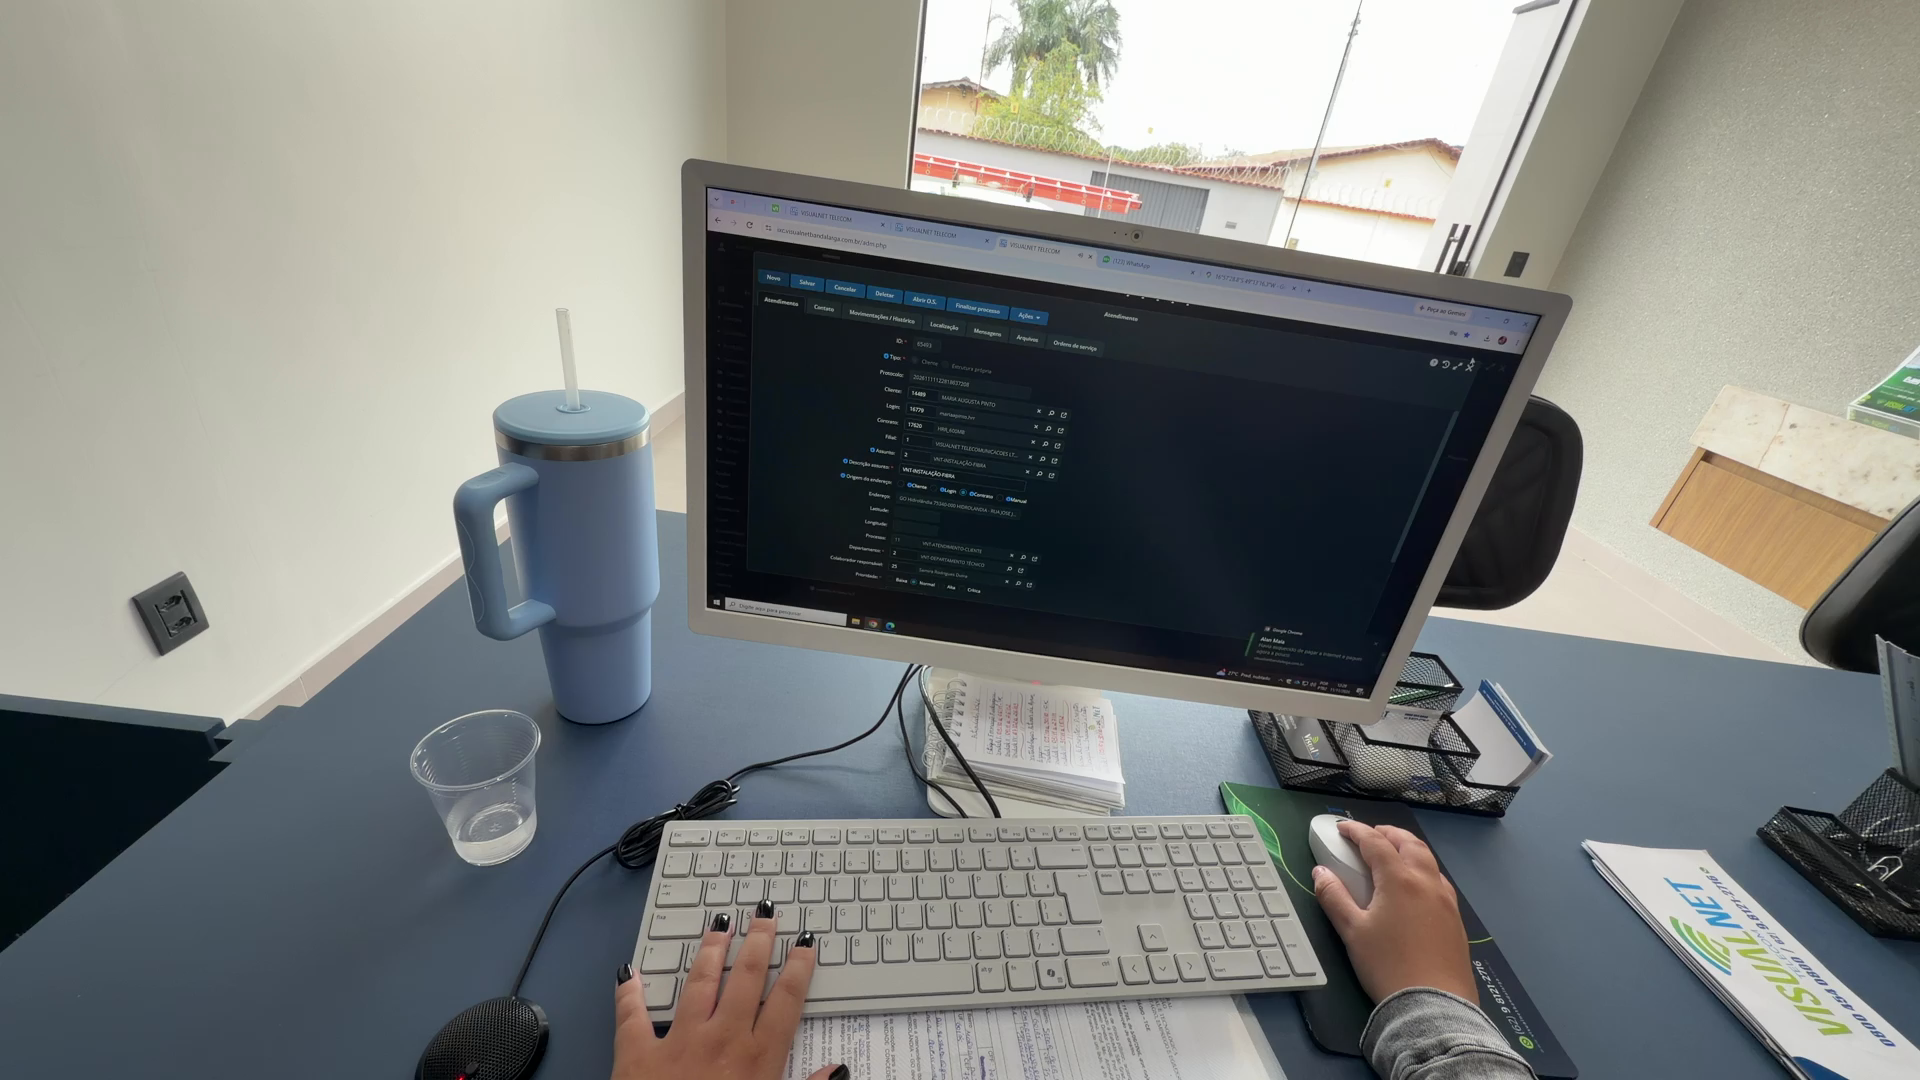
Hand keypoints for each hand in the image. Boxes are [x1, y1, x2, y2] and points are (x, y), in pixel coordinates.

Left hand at [612, 903, 846, 1079]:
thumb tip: (840, 1070)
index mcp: (758, 1059)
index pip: (785, 1000)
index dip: (798, 967)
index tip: (804, 942)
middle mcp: (723, 1039)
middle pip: (746, 978)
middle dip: (757, 941)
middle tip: (763, 913)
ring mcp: (679, 1043)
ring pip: (699, 983)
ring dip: (710, 950)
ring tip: (719, 923)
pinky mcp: (637, 1056)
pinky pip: (632, 1017)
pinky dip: (629, 994)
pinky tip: (629, 972)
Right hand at [1312, 820, 1476, 1002]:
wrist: (1435, 1008)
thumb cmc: (1387, 965)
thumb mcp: (1351, 930)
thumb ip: (1333, 896)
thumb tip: (1320, 872)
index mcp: (1399, 880)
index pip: (1375, 842)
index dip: (1356, 831)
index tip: (1341, 829)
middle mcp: (1427, 884)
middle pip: (1410, 844)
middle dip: (1389, 833)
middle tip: (1370, 835)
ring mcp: (1447, 903)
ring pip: (1430, 862)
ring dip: (1409, 851)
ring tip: (1392, 857)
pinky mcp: (1457, 922)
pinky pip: (1440, 883)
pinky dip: (1423, 871)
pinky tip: (1413, 888)